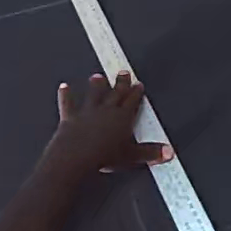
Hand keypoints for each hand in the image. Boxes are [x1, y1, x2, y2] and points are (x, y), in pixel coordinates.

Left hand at [40, 73, 173, 178]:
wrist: (77, 157)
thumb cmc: (104, 156)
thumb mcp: (132, 157)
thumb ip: (150, 153)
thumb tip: (167, 152)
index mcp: (122, 117)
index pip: (132, 101)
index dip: (136, 92)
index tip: (138, 84)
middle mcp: (105, 110)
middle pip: (116, 93)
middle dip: (121, 82)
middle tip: (123, 73)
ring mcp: (87, 112)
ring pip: (94, 94)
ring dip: (96, 85)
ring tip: (98, 76)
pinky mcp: (70, 117)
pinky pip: (68, 103)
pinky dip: (65, 95)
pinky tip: (64, 87)